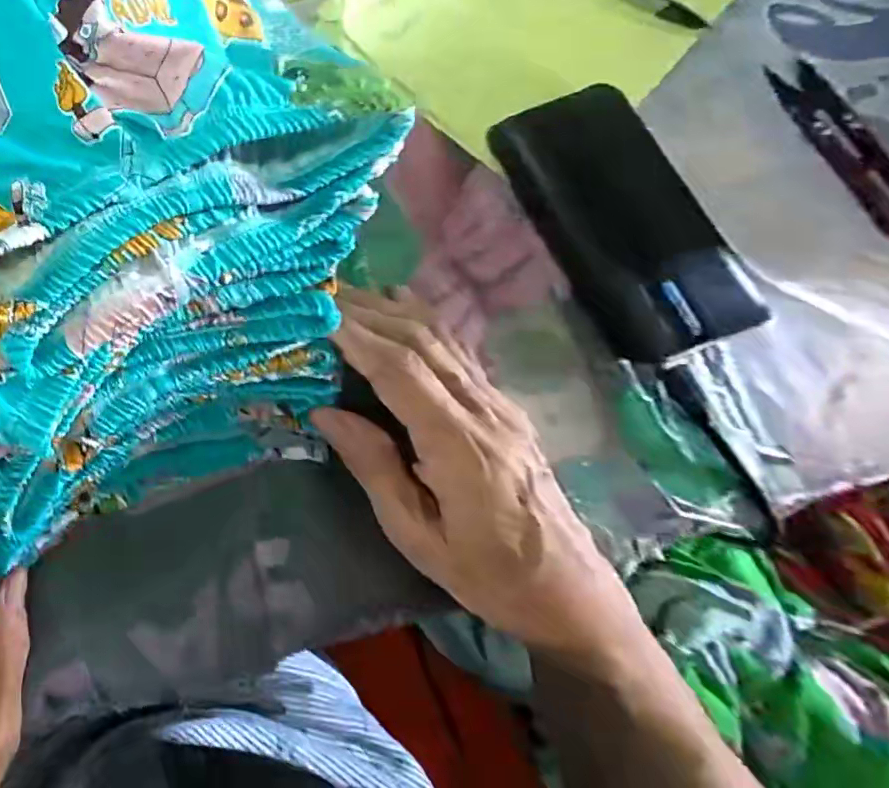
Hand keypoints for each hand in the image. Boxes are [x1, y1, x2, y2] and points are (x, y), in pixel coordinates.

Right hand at [313, 288, 647, 668]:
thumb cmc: (484, 573)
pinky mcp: (504, 410)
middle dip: (367, 312)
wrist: (573, 597)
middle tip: (318, 292)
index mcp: (461, 447)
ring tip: (347, 290)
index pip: (401, 372)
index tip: (315, 312)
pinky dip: (422, 321)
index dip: (357, 337)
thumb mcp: (415, 534)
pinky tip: (400, 303)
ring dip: (391, 310)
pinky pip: (458, 352)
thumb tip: (325, 412)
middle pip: (421, 344)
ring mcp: (501, 408)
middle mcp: (486, 415)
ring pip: (442, 341)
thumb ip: (373, 467)